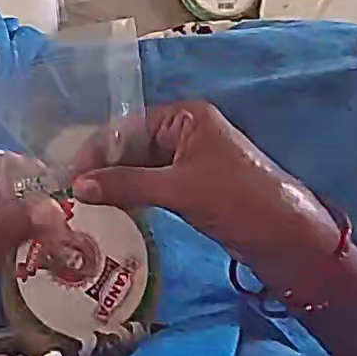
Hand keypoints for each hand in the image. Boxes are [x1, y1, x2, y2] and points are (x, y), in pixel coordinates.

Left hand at [0, 152, 67, 355]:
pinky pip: (2, 248)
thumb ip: (4, 226)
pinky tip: (52, 256)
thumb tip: (56, 209)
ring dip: (32, 228)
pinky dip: (24, 250)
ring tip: (70, 234)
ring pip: (4, 221)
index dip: (18, 168)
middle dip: (32, 201)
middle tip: (73, 212)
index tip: (56, 182)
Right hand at [72, 101, 352, 292]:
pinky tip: (110, 208)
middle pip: (131, 146)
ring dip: (114, 183)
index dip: (96, 151)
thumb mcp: (179, 189)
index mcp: (184, 117)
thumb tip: (77, 186)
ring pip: (138, 167)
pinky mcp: (190, 184)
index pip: (127, 127)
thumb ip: (127, 184)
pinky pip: (150, 184)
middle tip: (71, 193)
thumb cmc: (237, 199)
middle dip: (102, 168)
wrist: (287, 238)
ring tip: (83, 203)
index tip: (69, 176)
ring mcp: (187, 159)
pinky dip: (131, 195)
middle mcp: (183, 131)